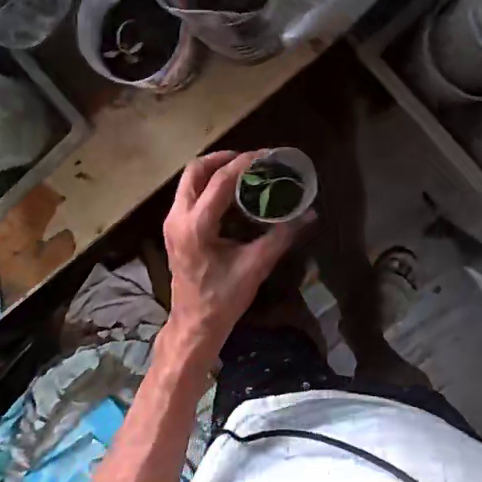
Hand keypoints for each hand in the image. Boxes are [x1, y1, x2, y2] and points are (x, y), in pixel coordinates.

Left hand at [161, 151, 312, 363]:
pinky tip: (231, 194)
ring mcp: (172, 223)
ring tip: (244, 173)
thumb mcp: (255, 267)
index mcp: (196, 225)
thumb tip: (309, 215)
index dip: (244, 163)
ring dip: (214, 171)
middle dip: (223, 159)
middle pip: (195, 171)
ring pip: (189, 181)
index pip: (219, 180)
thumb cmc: (222, 299)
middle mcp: (178, 218)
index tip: (267, 156)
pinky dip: (208, 186)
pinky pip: (189, 195)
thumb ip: (281, 236)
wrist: (194, 325)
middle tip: (251, 161)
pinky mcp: (174, 230)